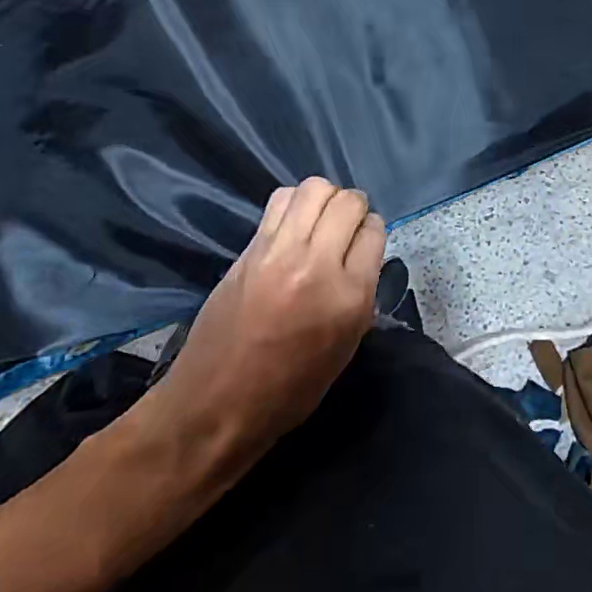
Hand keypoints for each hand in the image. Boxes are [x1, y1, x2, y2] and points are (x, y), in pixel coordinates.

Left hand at [129, 177, 385, 460]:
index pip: (373, 232)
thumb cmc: (291, 388)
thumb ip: (360, 292)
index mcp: (349, 296)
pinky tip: (293, 225)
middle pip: (347, 202)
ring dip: (325, 197)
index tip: (363, 243)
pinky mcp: (249, 248)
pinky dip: (294, 203)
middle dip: (354, 207)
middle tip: (346, 226)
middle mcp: (316, 264)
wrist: (218, 402)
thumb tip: (360, 255)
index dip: (372, 233)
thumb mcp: (346, 345)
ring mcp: (278, 252)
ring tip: (320, 219)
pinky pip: (280, 202)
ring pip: (313, 188)